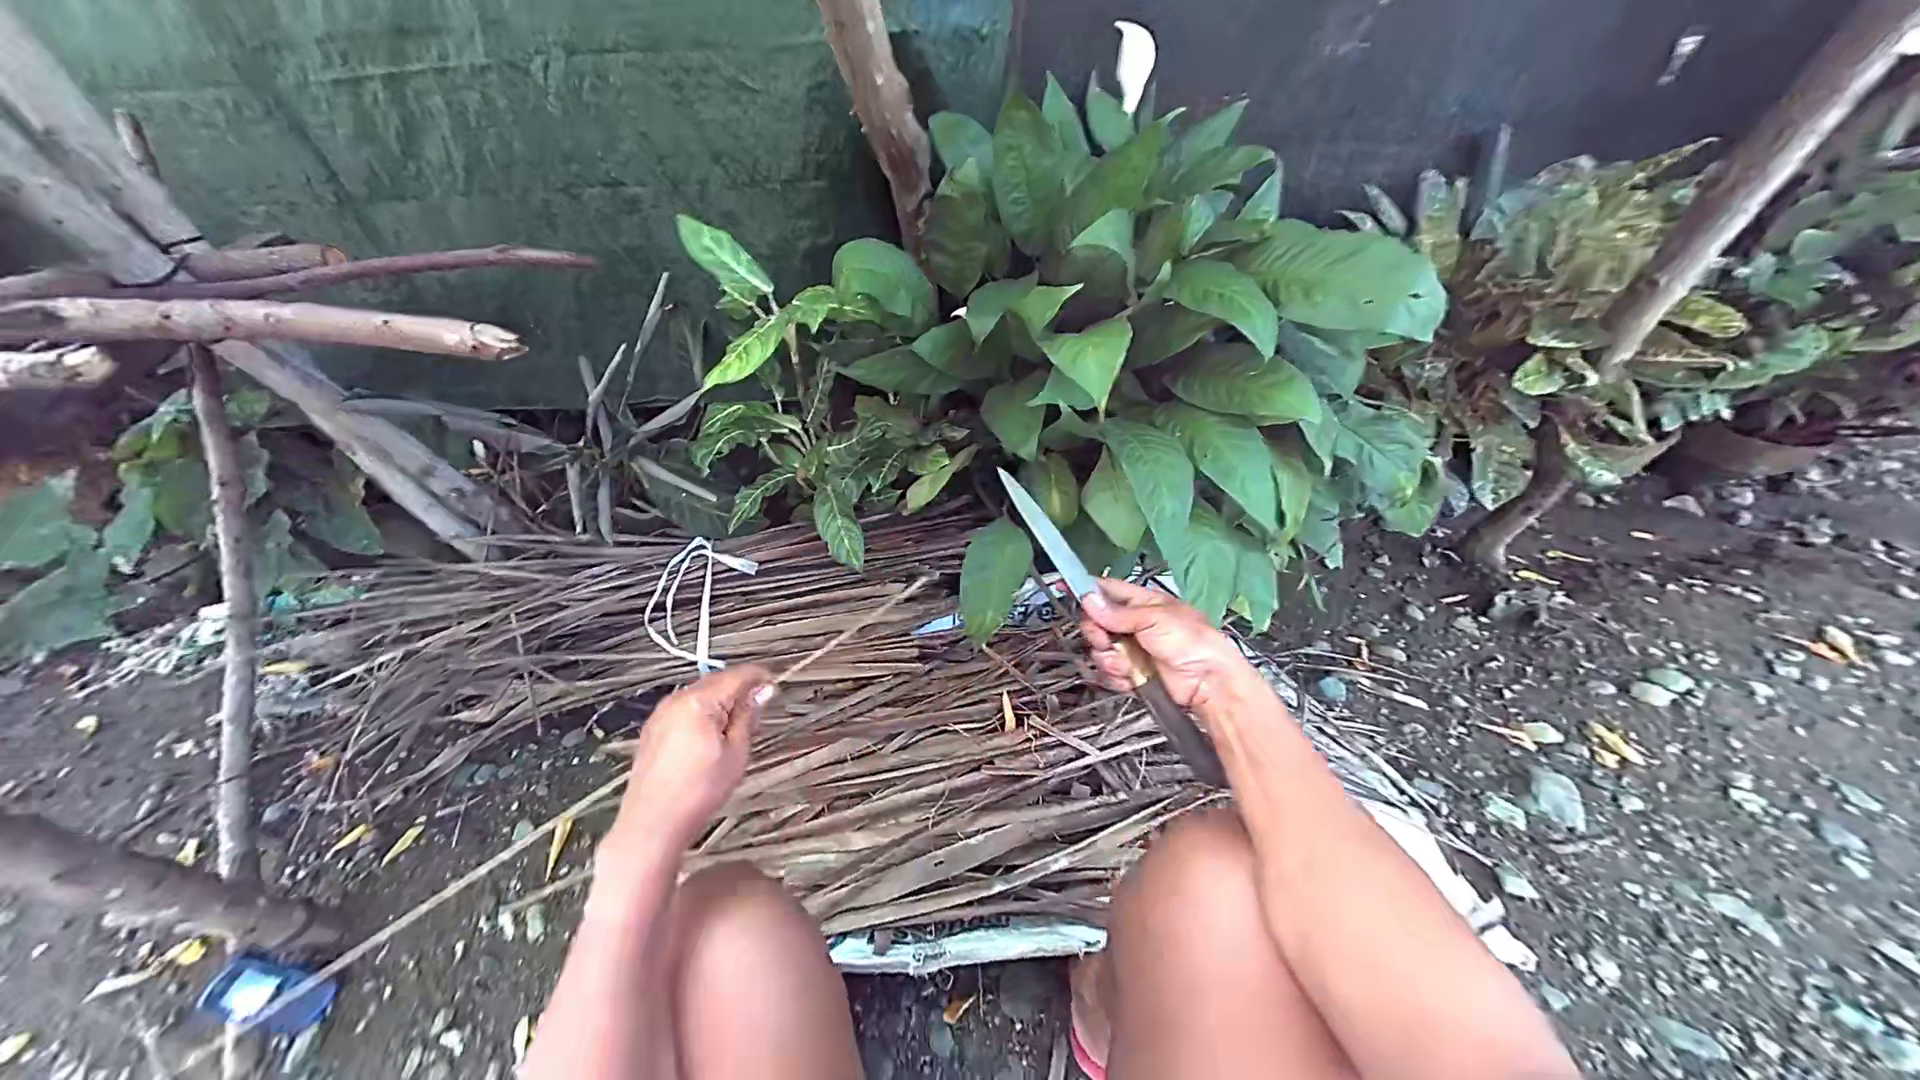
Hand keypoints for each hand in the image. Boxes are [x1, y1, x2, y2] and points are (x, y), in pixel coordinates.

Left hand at [615, 665, 772, 850]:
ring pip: (701, 693)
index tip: (772, 687)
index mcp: (699, 702)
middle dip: (740, 690)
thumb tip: (761, 692)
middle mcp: (676, 700)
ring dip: (721, 701)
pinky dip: (703, 713)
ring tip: (735, 728)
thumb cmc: (696, 792)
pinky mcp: (653, 728)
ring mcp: (661, 713)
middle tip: (759, 710)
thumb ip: (748, 716)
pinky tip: (711, 736)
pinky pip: (685, 708)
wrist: (653, 823)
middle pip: (717, 680)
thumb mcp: (736, 752)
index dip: (759, 678)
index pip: (738, 676)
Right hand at [1079, 579, 1263, 715]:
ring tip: (1127, 663)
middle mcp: (1134, 624)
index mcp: (1142, 602)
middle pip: (1097, 623)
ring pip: (1100, 650)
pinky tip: (1130, 677)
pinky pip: (1109, 672)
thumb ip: (1118, 612)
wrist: (1209, 683)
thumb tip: (1089, 600)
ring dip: (1109, 658)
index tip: (1066, 589)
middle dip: (1098, 634)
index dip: (1087, 591)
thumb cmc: (1191, 642)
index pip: (1108, 590)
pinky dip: (1116, 676)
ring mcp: (1133, 649)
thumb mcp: (1154, 618)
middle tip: (1107, 640)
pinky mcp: (1133, 673)